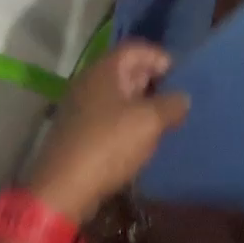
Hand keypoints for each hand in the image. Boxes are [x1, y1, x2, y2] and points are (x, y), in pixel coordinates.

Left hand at [25, 40, 189, 218]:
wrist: (61, 193)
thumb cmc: (108, 145)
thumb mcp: (150, 121)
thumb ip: (172, 104)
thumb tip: (182, 99)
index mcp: (104, 70)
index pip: (137, 49)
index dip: (161, 58)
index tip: (181, 77)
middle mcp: (89, 83)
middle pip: (127, 71)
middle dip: (153, 83)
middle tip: (176, 100)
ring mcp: (79, 109)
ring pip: (118, 97)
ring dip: (141, 106)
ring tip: (164, 122)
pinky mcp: (76, 135)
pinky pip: (108, 118)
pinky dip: (126, 124)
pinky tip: (141, 141)